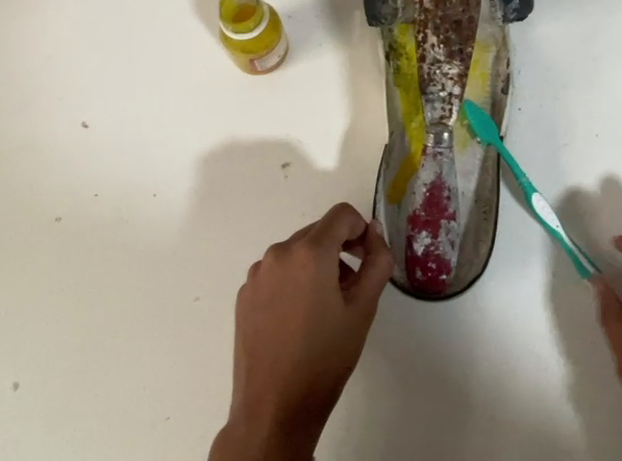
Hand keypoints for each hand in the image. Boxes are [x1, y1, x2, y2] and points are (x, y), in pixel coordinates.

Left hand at [210, 202, 393, 460]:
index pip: (342, 214)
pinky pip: (277, 272)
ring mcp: (257, 274)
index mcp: (310, 252)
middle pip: (318, 232)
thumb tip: (372, 234)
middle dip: (340, 249)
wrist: (274, 407)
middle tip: (352, 288)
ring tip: (325, 308)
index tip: (367, 259)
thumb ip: (377, 261)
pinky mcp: (245, 294)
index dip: (361, 230)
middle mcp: (279, 253)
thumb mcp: (364, 308)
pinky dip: (293, 281)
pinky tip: (298, 319)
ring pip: (297, 252)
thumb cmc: (325, 357)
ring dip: (316, 266)